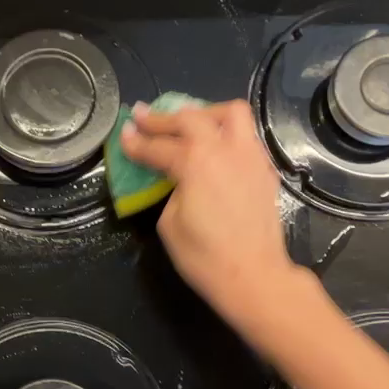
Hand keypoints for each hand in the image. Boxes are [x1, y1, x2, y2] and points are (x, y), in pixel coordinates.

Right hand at [119, 100, 303, 325]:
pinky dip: (225, 133)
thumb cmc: (204, 257)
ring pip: (230, 114)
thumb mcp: (169, 224)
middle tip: (144, 117)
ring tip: (187, 123)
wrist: (252, 275)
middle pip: (191, 118)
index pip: (159, 147)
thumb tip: (177, 179)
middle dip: (163, 117)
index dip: (138, 141)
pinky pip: (246, 136)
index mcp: (196, 163)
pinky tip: (214, 147)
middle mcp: (225, 149)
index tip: (124, 133)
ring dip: (204, 113)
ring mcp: (250, 156)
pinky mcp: (264, 170)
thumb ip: (170, 191)